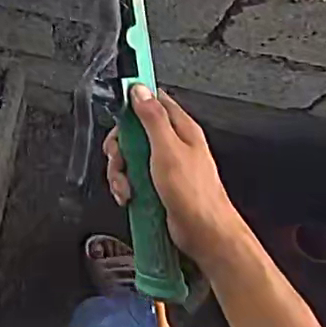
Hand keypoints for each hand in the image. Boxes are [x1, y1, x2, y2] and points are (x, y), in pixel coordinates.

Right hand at [103, 85, 248, 264]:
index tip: (120, 111)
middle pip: (133, 130)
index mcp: (180, 128)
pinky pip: (132, 176)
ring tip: (126, 185)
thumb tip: (139, 91)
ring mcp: (163, 165)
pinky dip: (125, 185)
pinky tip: (130, 195)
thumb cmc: (196, 195)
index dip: (133, 100)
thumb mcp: (168, 149)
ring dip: (120, 170)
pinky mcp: (156, 184)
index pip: (153, 100)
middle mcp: (172, 144)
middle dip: (120, 145)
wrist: (205, 235)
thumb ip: (152, 117)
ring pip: (129, 155)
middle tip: (121, 157)